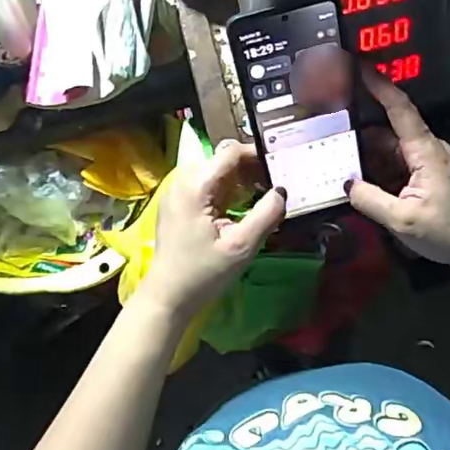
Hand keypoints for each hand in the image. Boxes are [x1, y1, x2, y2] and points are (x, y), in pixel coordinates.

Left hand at [136, 140, 286, 315]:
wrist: (168, 296)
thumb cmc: (203, 273)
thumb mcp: (241, 246)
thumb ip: (266, 215)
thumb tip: (281, 191)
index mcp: (195, 186)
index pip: (230, 152)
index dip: (257, 155)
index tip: (280, 167)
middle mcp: (183, 182)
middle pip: (222, 160)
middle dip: (251, 168)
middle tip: (275, 185)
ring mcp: (178, 193)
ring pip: (215, 173)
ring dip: (240, 180)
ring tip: (263, 196)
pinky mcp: (179, 205)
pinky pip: (207, 187)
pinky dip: (227, 192)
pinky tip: (243, 207)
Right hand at [346, 69, 449, 278]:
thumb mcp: (403, 220)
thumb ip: (369, 200)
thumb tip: (345, 183)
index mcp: (425, 152)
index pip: (399, 109)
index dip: (379, 85)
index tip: (358, 66)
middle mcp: (429, 151)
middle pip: (388, 133)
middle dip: (360, 134)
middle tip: (329, 136)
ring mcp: (430, 164)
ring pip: (391, 151)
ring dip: (368, 158)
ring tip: (338, 164)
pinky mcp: (430, 178)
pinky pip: (398, 167)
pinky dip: (379, 172)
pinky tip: (361, 184)